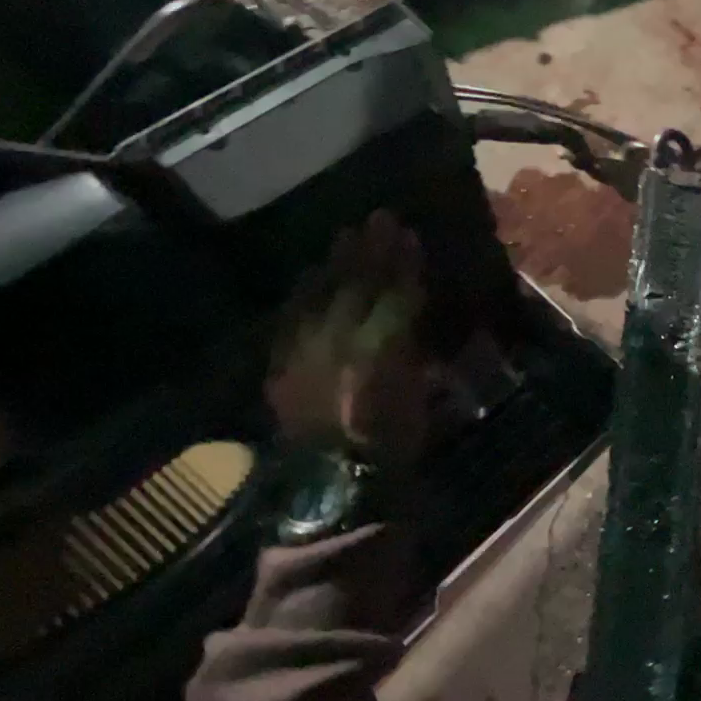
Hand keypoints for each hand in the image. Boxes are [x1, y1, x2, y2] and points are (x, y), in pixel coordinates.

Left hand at [266, 211, 427, 464]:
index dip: (402, 264)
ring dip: (336, 263)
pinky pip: (293, 316)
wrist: (336, 482)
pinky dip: (305, 292)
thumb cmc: (393, 443)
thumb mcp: (418, 397)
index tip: (410, 235)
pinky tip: (313, 275)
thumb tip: (415, 318)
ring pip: (321, 295)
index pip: (393, 295)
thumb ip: (413, 353)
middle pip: (355, 286)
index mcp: (379, 351)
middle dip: (369, 251)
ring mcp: (304, 349)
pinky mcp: (282, 363)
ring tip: (347, 235)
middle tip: (379, 218)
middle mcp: (338, 342)